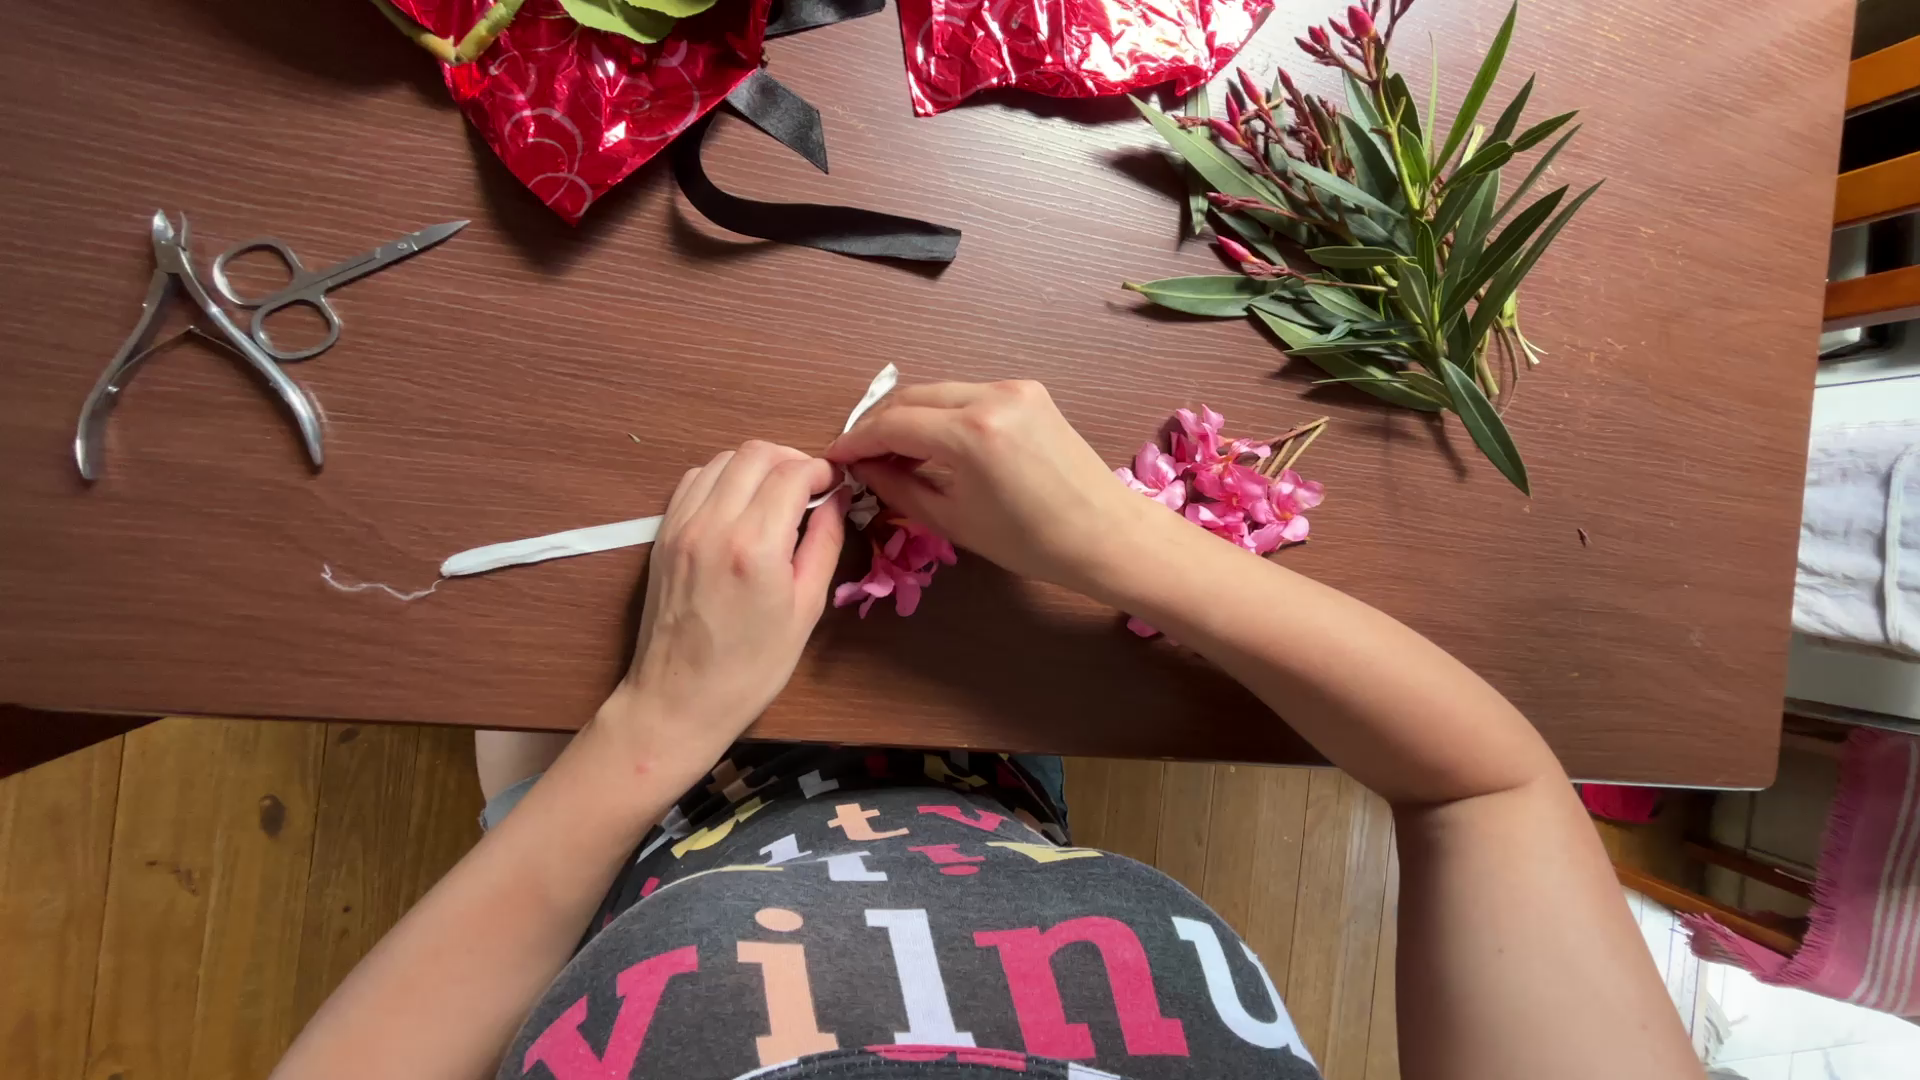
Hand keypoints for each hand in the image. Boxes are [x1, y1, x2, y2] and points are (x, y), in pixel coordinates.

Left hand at [600, 441, 845, 769]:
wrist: (679, 698)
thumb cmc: (751, 666)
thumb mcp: (806, 608)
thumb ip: (825, 542)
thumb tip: (837, 498)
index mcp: (755, 547)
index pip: (793, 473)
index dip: (822, 470)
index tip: (836, 485)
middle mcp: (713, 525)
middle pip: (757, 453)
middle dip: (792, 459)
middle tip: (812, 486)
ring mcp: (682, 526)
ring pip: (723, 458)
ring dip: (758, 465)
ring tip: (778, 494)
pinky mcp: (664, 534)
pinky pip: (695, 480)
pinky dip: (724, 477)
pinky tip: (742, 503)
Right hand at [826, 380, 1158, 592]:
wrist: (1105, 534)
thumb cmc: (1030, 542)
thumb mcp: (953, 520)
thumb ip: (899, 486)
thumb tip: (863, 468)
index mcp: (972, 433)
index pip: (893, 423)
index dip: (857, 441)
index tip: (835, 459)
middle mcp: (992, 395)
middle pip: (912, 396)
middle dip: (879, 424)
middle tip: (860, 457)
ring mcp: (1015, 387)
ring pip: (940, 392)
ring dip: (910, 416)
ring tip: (893, 453)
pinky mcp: (1030, 392)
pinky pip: (969, 395)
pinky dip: (943, 414)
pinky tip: (934, 444)